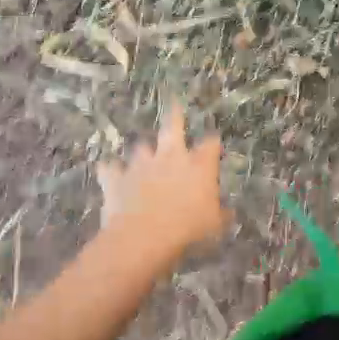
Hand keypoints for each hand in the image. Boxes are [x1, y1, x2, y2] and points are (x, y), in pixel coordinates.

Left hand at [96, 104, 230, 255]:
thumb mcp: (214, 225)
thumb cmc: (187, 229)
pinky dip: (109, 170)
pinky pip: (109, 169)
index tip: (213, 146)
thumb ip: (221, 215)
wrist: (142, 237)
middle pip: (173, 127)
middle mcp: (171, 157)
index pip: (211, 144)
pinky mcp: (116, 179)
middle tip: (173, 102)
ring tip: (142, 154)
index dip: (212, 144)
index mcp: (199, 165)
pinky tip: (108, 171)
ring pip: (141, 147)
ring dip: (142, 151)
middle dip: (174, 115)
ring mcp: (142, 165)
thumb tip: (230, 214)